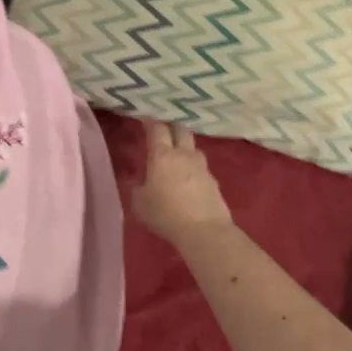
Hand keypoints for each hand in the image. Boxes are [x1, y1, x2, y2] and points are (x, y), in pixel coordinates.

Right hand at [131, 118, 233, 245]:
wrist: (203, 229)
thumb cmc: (165, 214)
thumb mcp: (140, 204)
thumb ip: (137, 188)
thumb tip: (138, 182)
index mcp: (162, 156)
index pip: (157, 129)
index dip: (150, 123)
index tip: (145, 121)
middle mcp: (184, 155)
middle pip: (181, 130)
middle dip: (172, 128)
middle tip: (164, 133)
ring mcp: (202, 167)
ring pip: (194, 148)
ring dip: (186, 148)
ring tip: (179, 156)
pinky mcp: (214, 181)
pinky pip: (203, 167)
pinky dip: (195, 168)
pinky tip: (191, 178)